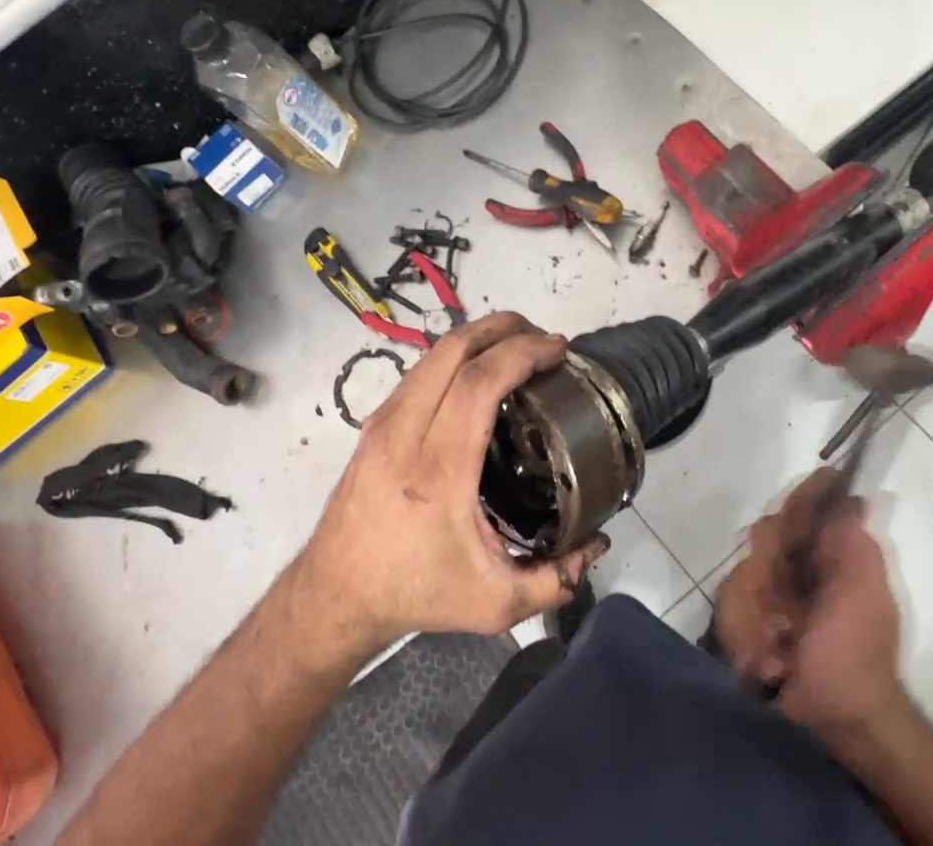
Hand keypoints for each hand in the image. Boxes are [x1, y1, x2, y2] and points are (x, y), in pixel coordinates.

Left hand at [293, 312, 610, 651]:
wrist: (336, 593)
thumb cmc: (416, 591)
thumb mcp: (494, 603)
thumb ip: (554, 580)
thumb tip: (596, 544)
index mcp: (438, 469)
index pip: (479, 381)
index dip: (522, 353)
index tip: (557, 349)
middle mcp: (405, 432)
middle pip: (453, 349)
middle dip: (504, 328)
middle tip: (543, 337)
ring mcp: (383, 423)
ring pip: (432, 355)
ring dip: (479, 338)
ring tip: (518, 347)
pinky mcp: (374, 425)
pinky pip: (420, 373)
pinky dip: (456, 357)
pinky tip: (481, 373)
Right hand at [715, 468, 905, 744]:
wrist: (834, 716)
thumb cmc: (857, 654)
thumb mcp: (867, 595)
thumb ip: (855, 545)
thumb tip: (852, 497)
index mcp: (831, 552)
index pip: (805, 504)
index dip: (798, 504)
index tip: (793, 534)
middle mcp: (797, 563)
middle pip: (763, 536)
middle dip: (768, 580)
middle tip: (785, 619)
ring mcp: (770, 591)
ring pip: (741, 574)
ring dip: (757, 621)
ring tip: (778, 656)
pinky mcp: (747, 617)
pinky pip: (728, 608)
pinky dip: (745, 639)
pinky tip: (766, 664)